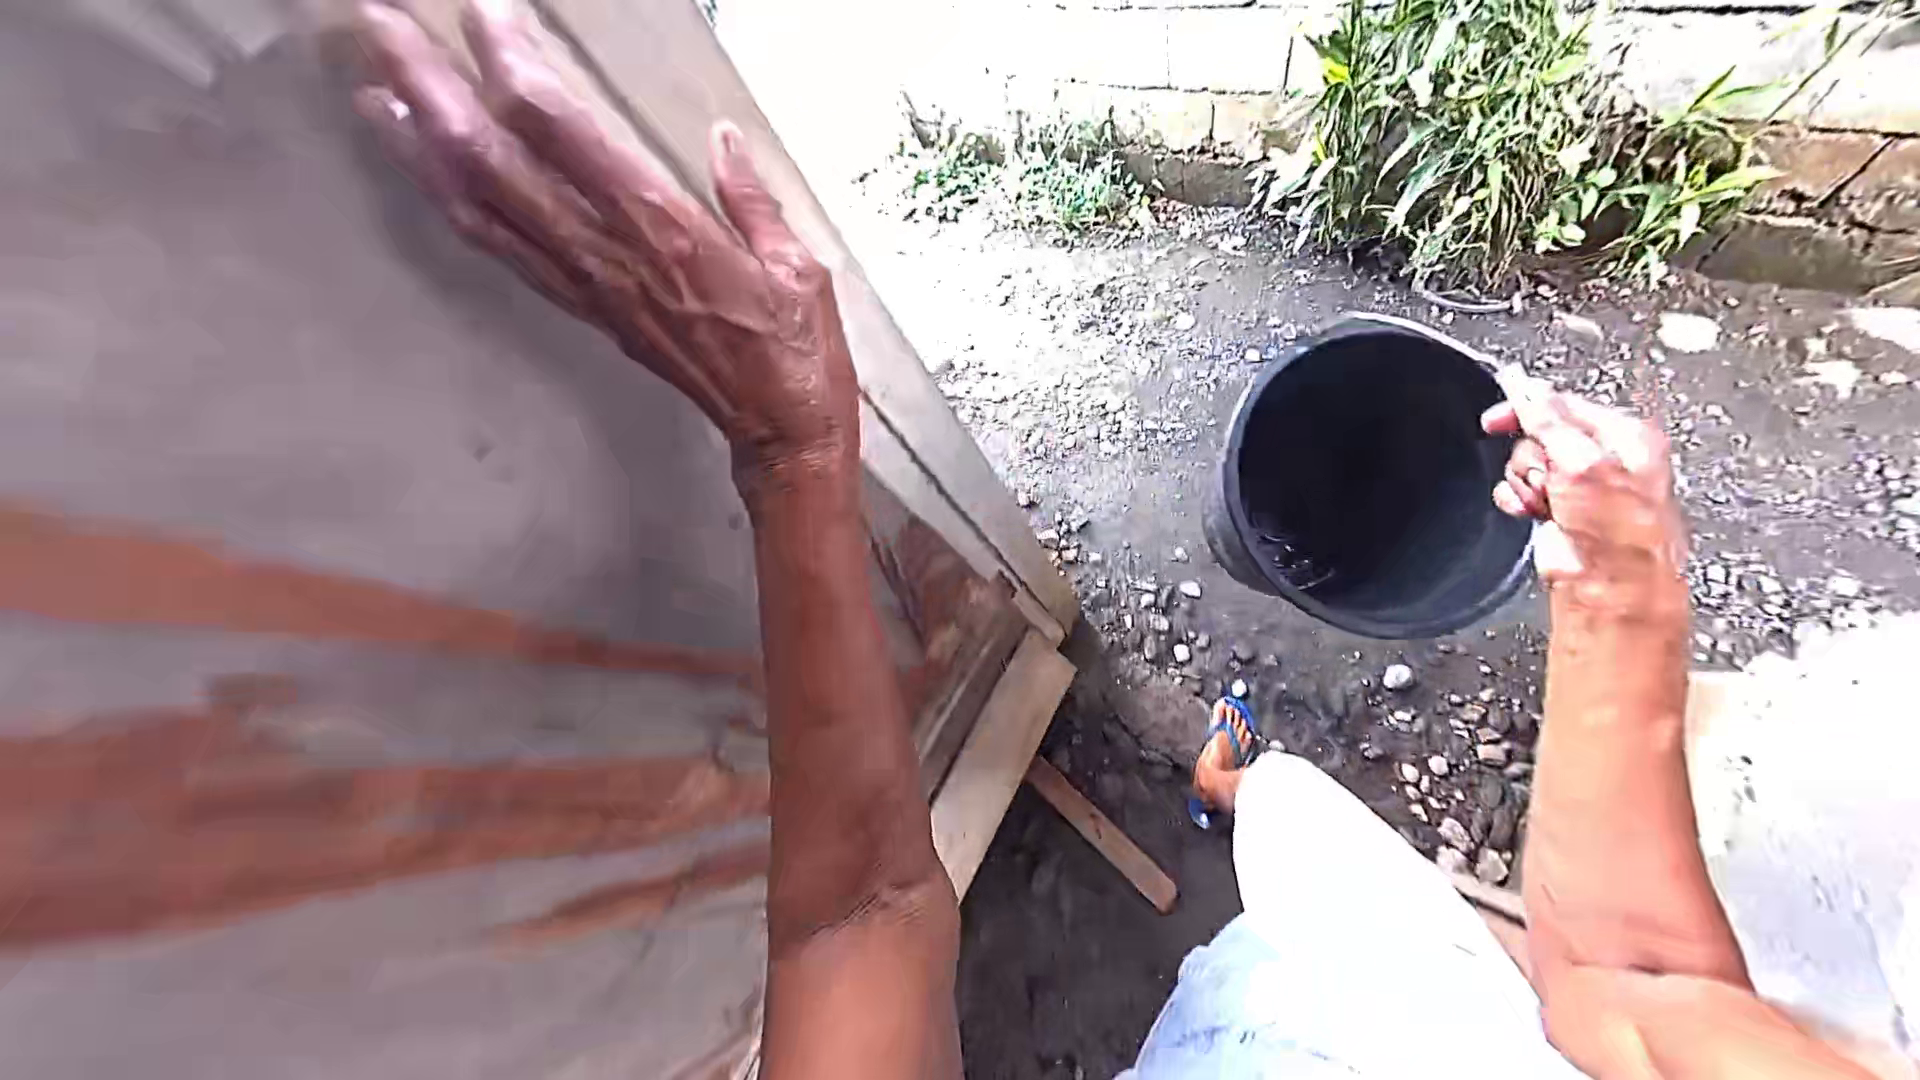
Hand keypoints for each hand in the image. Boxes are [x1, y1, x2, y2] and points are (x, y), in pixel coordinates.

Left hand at [350, 0, 858, 493]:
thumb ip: (754, 201)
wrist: (782, 432)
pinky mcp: (599, 320)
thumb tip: (723, 138)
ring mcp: (598, 294)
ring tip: (373, 93)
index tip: (484, 11)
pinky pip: (517, 262)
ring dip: (424, 153)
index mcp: (669, 232)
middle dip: (429, 88)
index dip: (511, 61)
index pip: (561, 130)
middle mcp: (615, 258)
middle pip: (496, 164)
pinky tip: (442, 186)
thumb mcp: (800, 271)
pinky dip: (467, 216)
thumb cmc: (801, 353)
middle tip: (375, 22)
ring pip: (489, 216)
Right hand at [1481, 371, 1687, 619]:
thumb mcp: (1582, 462)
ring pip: (1522, 465)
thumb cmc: (1617, 529)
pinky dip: (1515, 500)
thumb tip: (1527, 389)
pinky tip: (1531, 511)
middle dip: (1530, 459)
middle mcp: (1602, 457)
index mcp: (1624, 435)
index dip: (1526, 410)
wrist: (1605, 579)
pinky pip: (1516, 490)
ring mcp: (1576, 484)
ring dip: (1523, 484)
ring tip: (1545, 501)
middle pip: (1535, 437)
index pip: (1561, 405)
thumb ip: (1551, 422)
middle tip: (1545, 478)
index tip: (1496, 419)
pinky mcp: (1553, 506)